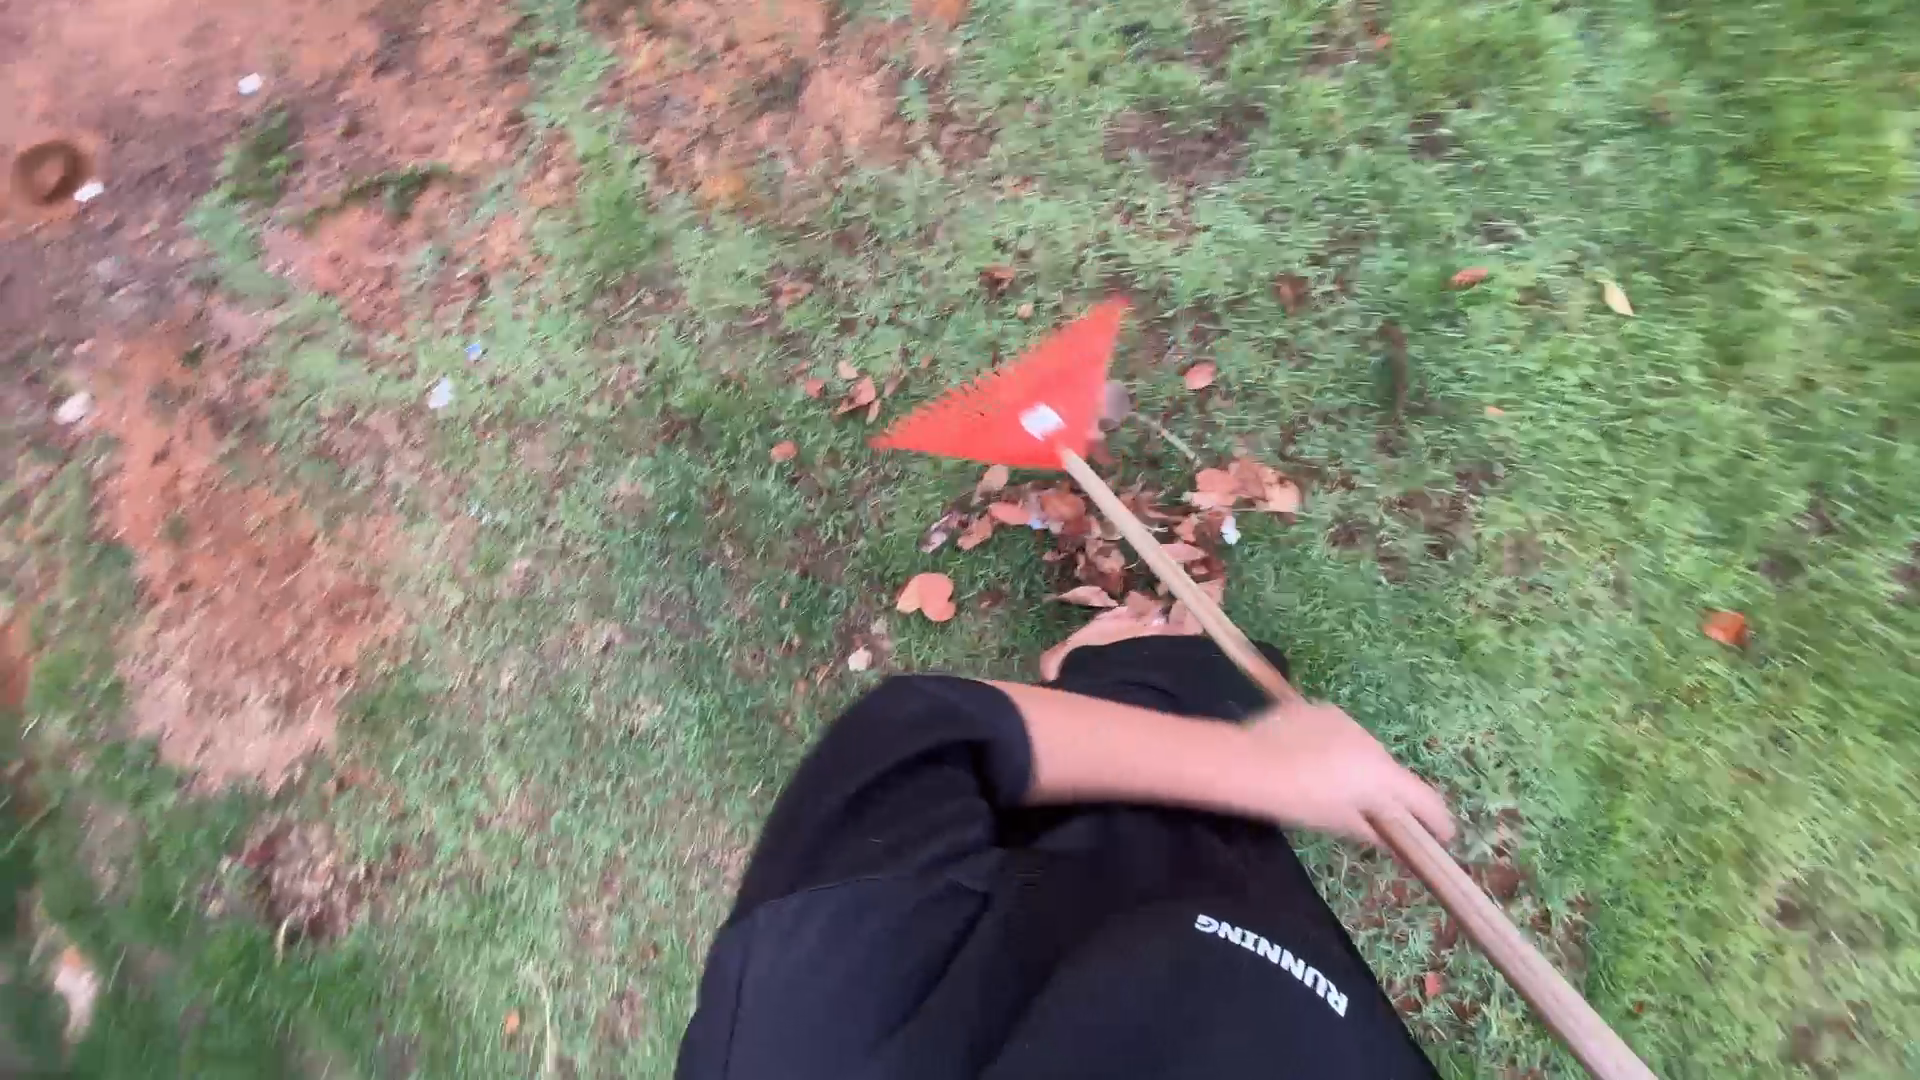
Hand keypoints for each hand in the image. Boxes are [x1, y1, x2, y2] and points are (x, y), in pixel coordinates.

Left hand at [1235, 700, 1455, 847]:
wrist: (1249, 761)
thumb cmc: (1297, 800)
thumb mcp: (1339, 823)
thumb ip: (1375, 831)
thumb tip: (1398, 844)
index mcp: (1382, 775)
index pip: (1425, 799)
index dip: (1437, 820)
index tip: (1441, 835)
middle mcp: (1371, 742)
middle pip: (1391, 770)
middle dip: (1386, 789)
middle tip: (1370, 806)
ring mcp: (1344, 720)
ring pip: (1362, 747)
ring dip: (1356, 763)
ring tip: (1329, 778)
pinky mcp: (1317, 707)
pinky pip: (1335, 730)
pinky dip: (1331, 743)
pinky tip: (1309, 754)